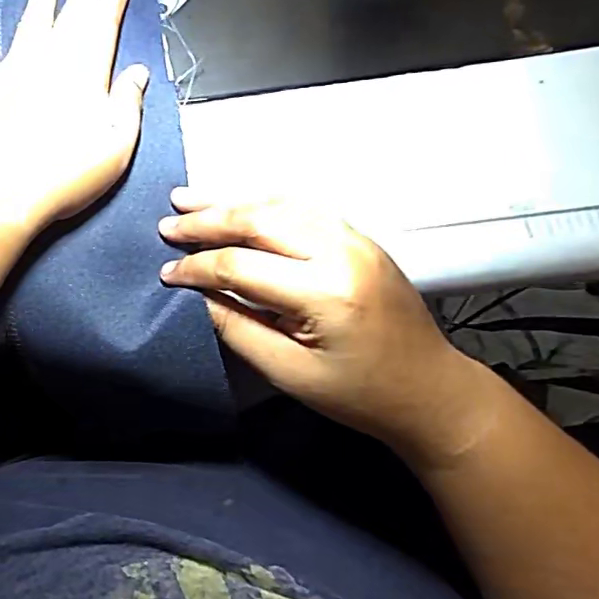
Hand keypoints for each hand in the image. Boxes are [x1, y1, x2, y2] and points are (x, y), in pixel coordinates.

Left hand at [0, 0, 150, 231]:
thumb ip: (129, 104)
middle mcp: (49, 61)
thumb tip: (137, 75)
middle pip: (71, 14)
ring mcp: (13, 68)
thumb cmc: (60, 177)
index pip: (103, 25)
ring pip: (31, 18)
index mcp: (86, 74)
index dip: (112, 1)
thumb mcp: (116, 146)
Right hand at [157, 190, 502, 468]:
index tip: (167, 273)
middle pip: (260, 220)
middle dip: (208, 220)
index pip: (241, 264)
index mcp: (325, 292)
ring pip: (281, 206)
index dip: (197, 268)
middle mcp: (341, 252)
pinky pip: (304, 210)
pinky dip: (265, 206)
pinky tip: (241, 208)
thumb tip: (197, 295)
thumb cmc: (360, 395)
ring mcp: (356, 240)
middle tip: (168, 223)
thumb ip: (237, 328)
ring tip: (191, 203)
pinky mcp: (361, 240)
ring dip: (233, 205)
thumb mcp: (289, 372)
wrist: (432, 392)